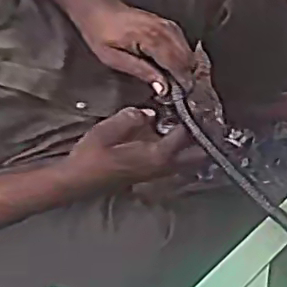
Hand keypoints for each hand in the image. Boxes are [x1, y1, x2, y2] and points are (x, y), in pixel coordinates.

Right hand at [61, 107, 198, 188]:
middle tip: (209, 120)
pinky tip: (183, 139)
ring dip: (201, 145)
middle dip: (209, 137)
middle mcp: (168, 166)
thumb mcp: (106, 131)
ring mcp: (165, 172)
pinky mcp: (159, 174)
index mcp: (159, 155)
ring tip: (200, 127)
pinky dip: (189, 151)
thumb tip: (150, 112)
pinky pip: (184, 162)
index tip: (199, 106)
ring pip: (195, 160)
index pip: (187, 135)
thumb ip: (130, 119)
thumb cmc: (90, 157)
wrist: (78, 181)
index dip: (195, 119)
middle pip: (202, 153)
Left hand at [73, 2, 196, 94]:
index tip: (180, 95)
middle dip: (185, 77)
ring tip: (171, 77)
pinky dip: (183, 58)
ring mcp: (171, 27)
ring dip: (185, 68)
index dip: (182, 82)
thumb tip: (163, 87)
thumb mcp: (112, 58)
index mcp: (152, 40)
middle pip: (189, 61)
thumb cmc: (101, 33)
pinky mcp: (172, 26)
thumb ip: (140, 71)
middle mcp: (166, 32)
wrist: (99, 9)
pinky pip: (186, 47)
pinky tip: (170, 64)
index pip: (179, 66)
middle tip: (175, 89)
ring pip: (190, 55)